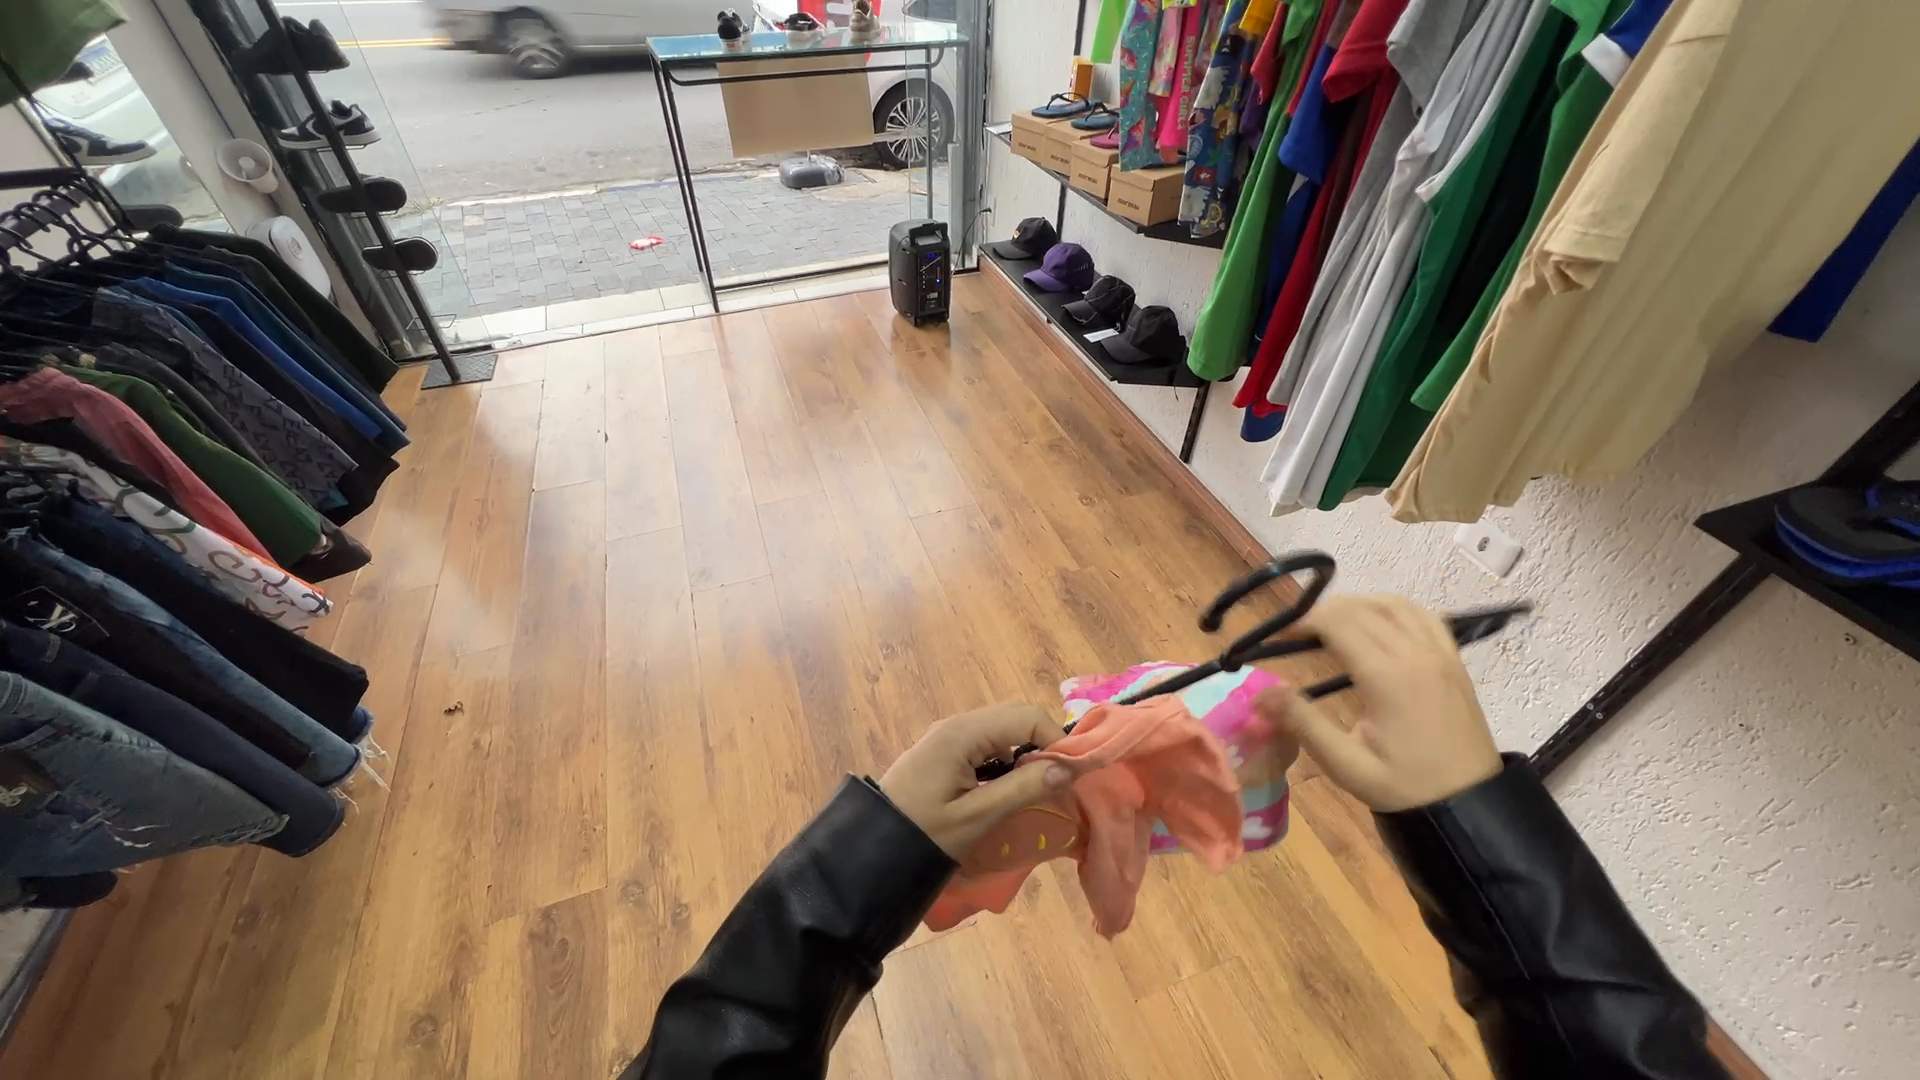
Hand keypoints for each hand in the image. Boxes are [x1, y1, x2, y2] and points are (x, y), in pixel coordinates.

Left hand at [878, 703, 1072, 858]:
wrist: (870, 850)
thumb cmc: (924, 834)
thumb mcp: (977, 816)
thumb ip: (1022, 788)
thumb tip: (1068, 768)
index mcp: (964, 733)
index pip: (1027, 716)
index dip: (1055, 740)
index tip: (1071, 775)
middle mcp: (957, 724)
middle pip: (1015, 716)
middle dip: (1042, 742)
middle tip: (1057, 780)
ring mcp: (948, 736)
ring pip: (1001, 728)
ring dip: (1025, 750)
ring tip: (1036, 787)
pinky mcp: (943, 751)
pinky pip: (985, 742)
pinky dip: (1005, 757)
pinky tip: (1008, 787)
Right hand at [1255, 595, 1501, 812]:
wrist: (1471, 807)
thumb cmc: (1404, 787)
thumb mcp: (1345, 763)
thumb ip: (1302, 721)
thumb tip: (1260, 693)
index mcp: (1387, 676)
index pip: (1337, 622)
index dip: (1302, 621)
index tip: (1279, 637)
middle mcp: (1415, 654)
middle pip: (1361, 607)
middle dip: (1323, 613)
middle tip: (1298, 636)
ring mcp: (1440, 654)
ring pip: (1393, 604)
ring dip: (1358, 605)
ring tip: (1334, 627)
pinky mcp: (1454, 662)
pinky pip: (1424, 616)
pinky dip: (1394, 610)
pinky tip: (1379, 626)